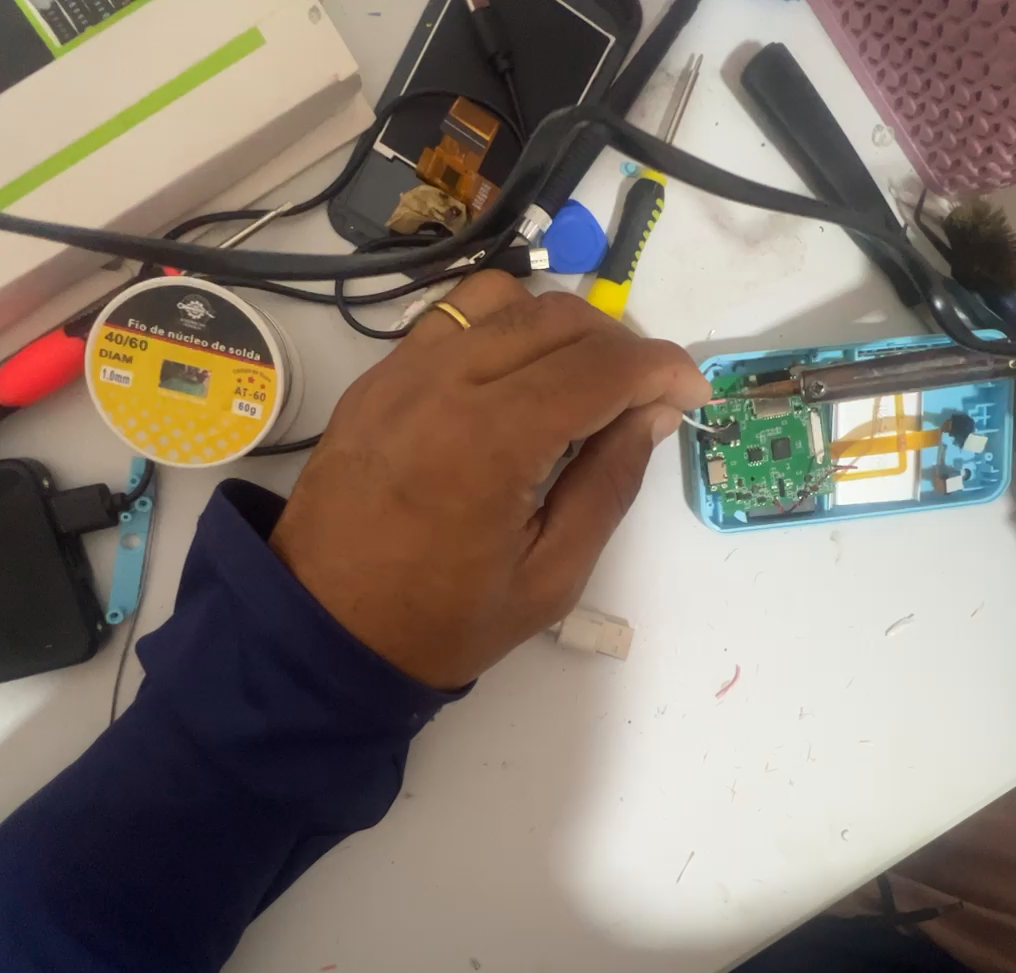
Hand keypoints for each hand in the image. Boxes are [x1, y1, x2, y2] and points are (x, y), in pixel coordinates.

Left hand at [270, 272, 709, 687]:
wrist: (323, 630)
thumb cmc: (444, 621)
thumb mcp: (550, 577)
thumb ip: (609, 484)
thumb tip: (652, 412)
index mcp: (492, 441)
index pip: (600, 368)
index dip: (662, 369)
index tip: (691, 392)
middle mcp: (444, 383)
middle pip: (558, 318)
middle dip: (622, 346)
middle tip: (641, 397)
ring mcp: (401, 372)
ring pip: (504, 299)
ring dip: (561, 326)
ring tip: (580, 380)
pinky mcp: (376, 378)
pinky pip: (452, 317)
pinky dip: (502, 327)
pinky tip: (515, 377)